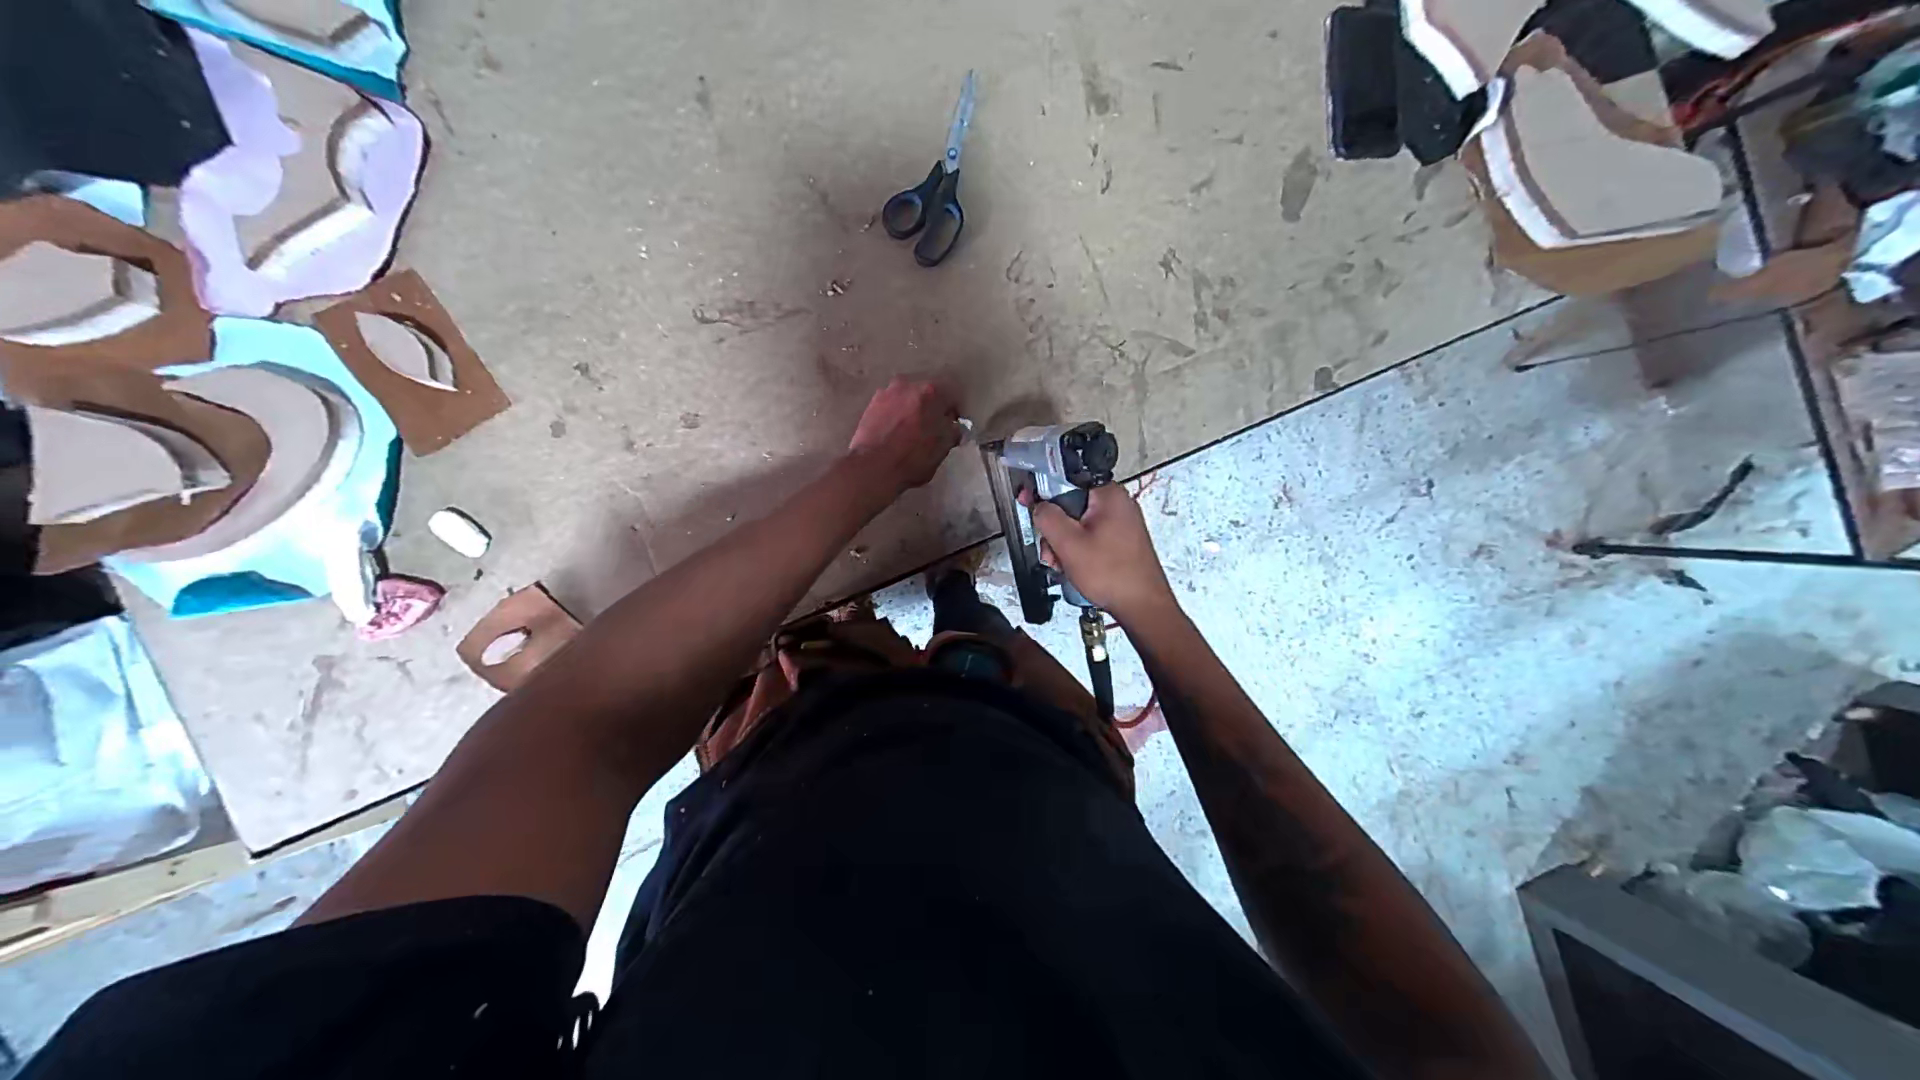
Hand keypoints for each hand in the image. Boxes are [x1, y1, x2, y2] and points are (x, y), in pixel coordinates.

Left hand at [846, 377, 961, 493]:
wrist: (873, 466)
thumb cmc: (913, 457)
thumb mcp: (943, 448)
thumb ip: (953, 431)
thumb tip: (953, 426)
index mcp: (932, 392)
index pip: (952, 397)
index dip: (954, 414)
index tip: (952, 427)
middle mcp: (909, 384)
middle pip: (927, 394)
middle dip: (931, 409)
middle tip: (931, 428)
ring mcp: (887, 392)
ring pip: (907, 398)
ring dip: (911, 410)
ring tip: (909, 431)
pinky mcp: (870, 404)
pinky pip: (890, 406)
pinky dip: (894, 415)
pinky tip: (893, 432)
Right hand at [1021, 484, 1177, 622]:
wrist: (1141, 606)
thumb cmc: (1113, 575)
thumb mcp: (1068, 543)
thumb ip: (1047, 517)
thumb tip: (1038, 505)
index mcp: (1108, 495)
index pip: (1066, 482)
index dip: (1044, 495)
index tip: (1029, 502)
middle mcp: (1118, 505)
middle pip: (1070, 507)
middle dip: (1056, 531)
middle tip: (1054, 552)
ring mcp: (1121, 524)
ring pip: (1078, 526)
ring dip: (1065, 545)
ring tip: (1066, 565)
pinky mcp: (1121, 541)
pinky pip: (1091, 538)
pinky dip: (1079, 552)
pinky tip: (1078, 569)